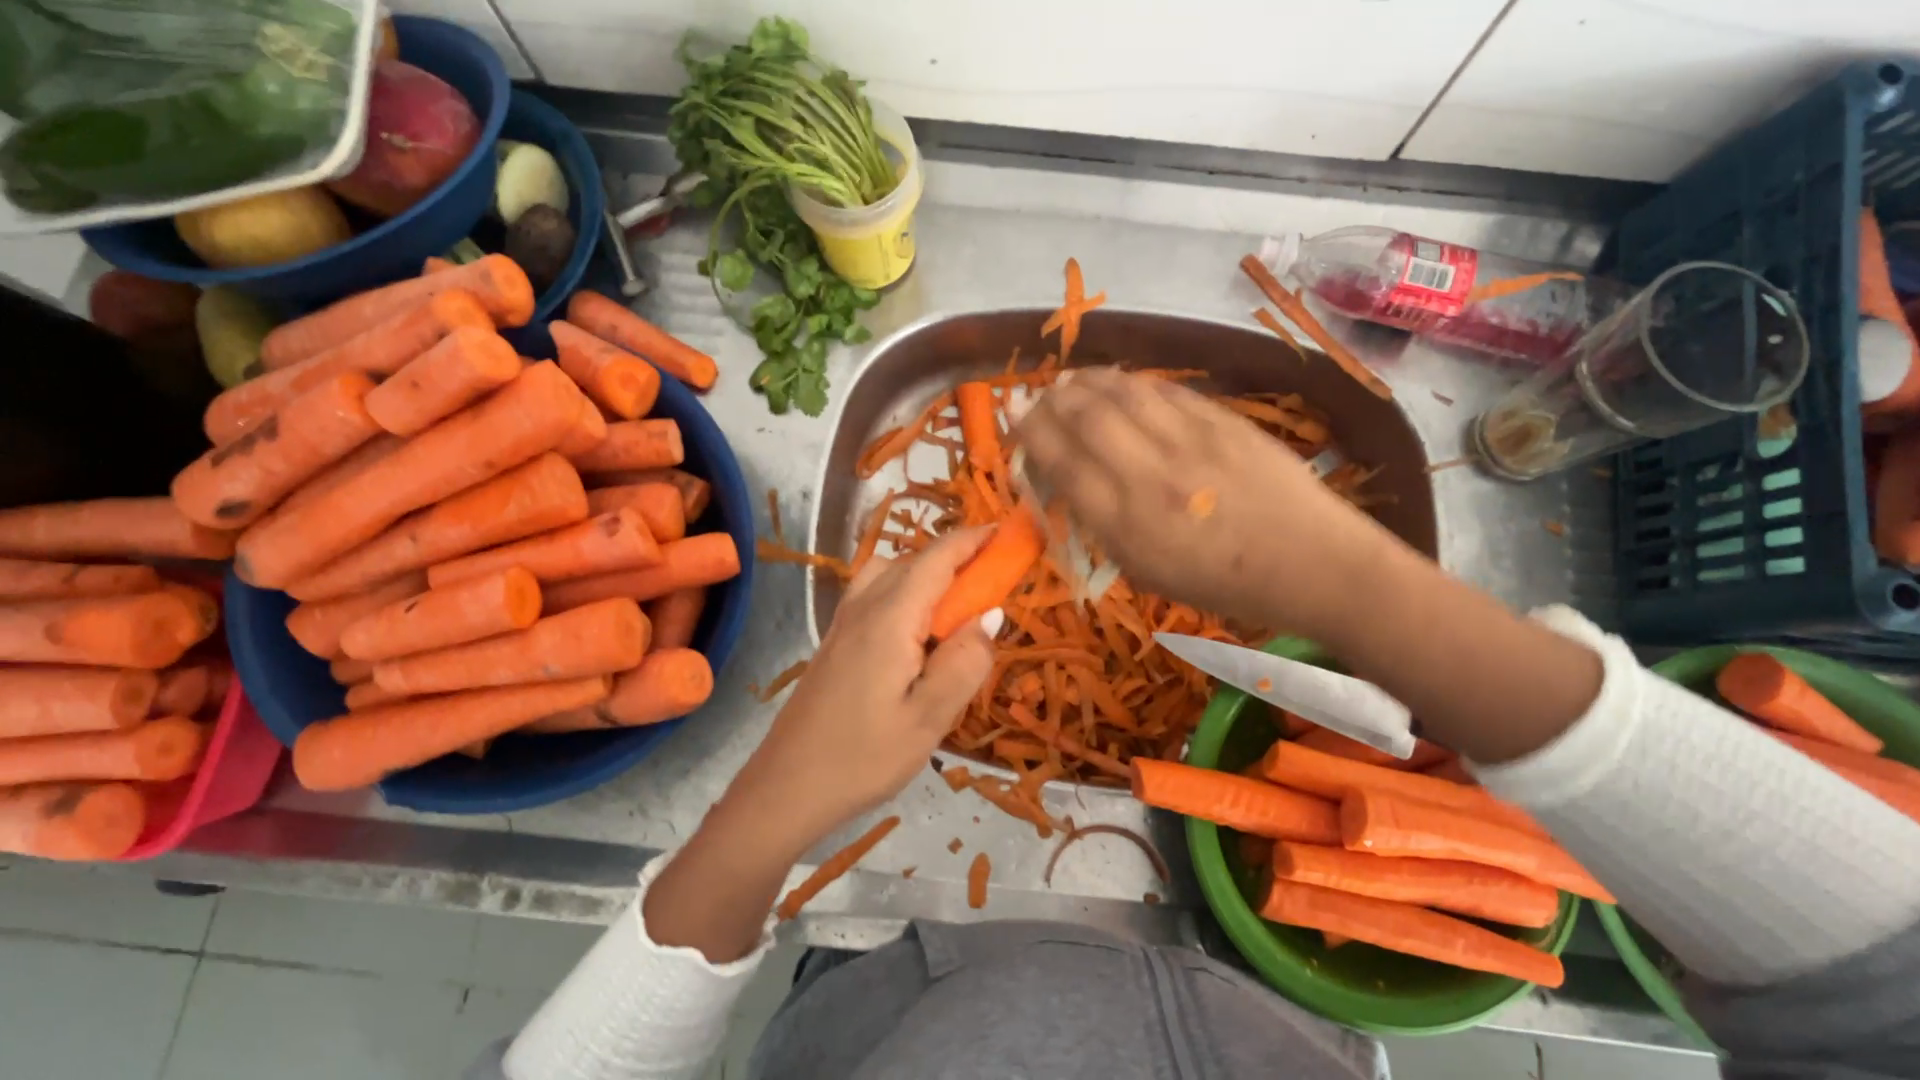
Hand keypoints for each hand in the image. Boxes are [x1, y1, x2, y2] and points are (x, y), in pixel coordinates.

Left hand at [722, 527, 998, 852]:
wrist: (786, 787)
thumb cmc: (862, 758)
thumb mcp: (928, 719)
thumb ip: (964, 663)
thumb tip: (991, 615)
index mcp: (889, 617)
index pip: (938, 558)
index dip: (975, 540)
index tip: (1010, 534)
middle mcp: (863, 607)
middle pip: (915, 560)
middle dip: (958, 558)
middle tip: (997, 580)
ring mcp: (844, 623)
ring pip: (891, 574)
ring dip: (929, 575)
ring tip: (960, 609)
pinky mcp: (836, 643)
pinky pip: (876, 596)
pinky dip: (907, 594)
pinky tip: (920, 636)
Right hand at [1016, 368, 1393, 638]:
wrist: (1311, 564)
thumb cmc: (1225, 584)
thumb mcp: (1148, 571)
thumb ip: (1104, 526)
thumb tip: (1069, 481)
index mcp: (1126, 525)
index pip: (1061, 463)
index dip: (1032, 435)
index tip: (1016, 420)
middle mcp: (1150, 476)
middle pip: (1084, 418)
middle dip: (1052, 400)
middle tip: (1039, 396)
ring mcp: (1189, 442)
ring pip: (1122, 393)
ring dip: (1087, 381)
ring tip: (1070, 379)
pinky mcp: (1223, 421)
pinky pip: (1165, 391)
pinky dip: (1133, 383)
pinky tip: (1120, 382)